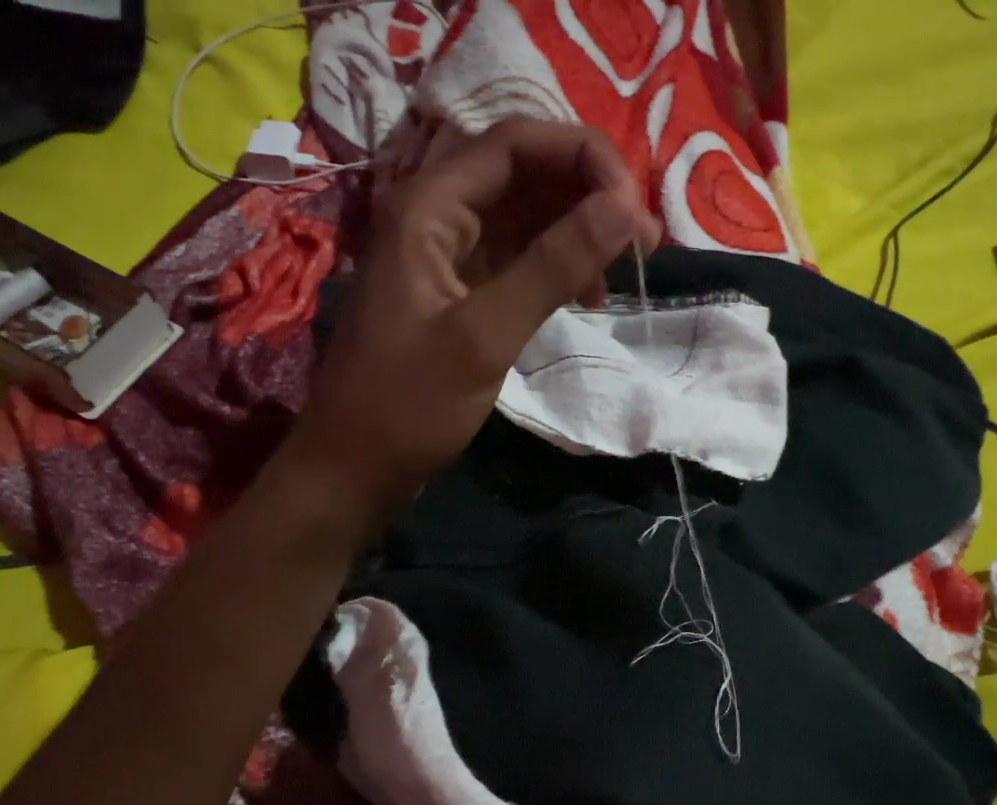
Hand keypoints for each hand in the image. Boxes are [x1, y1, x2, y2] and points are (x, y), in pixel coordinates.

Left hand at [289, 118, 660, 517]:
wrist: (352, 470)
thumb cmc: (406, 406)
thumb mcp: (483, 336)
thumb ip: (553, 267)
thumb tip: (626, 208)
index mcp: (428, 208)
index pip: (516, 142)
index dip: (583, 156)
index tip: (635, 206)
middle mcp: (436, 216)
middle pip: (524, 172)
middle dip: (588, 194)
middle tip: (644, 241)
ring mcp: (447, 255)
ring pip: (525, 215)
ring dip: (578, 231)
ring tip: (625, 271)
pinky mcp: (458, 293)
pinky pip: (517, 257)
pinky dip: (556, 267)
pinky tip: (588, 296)